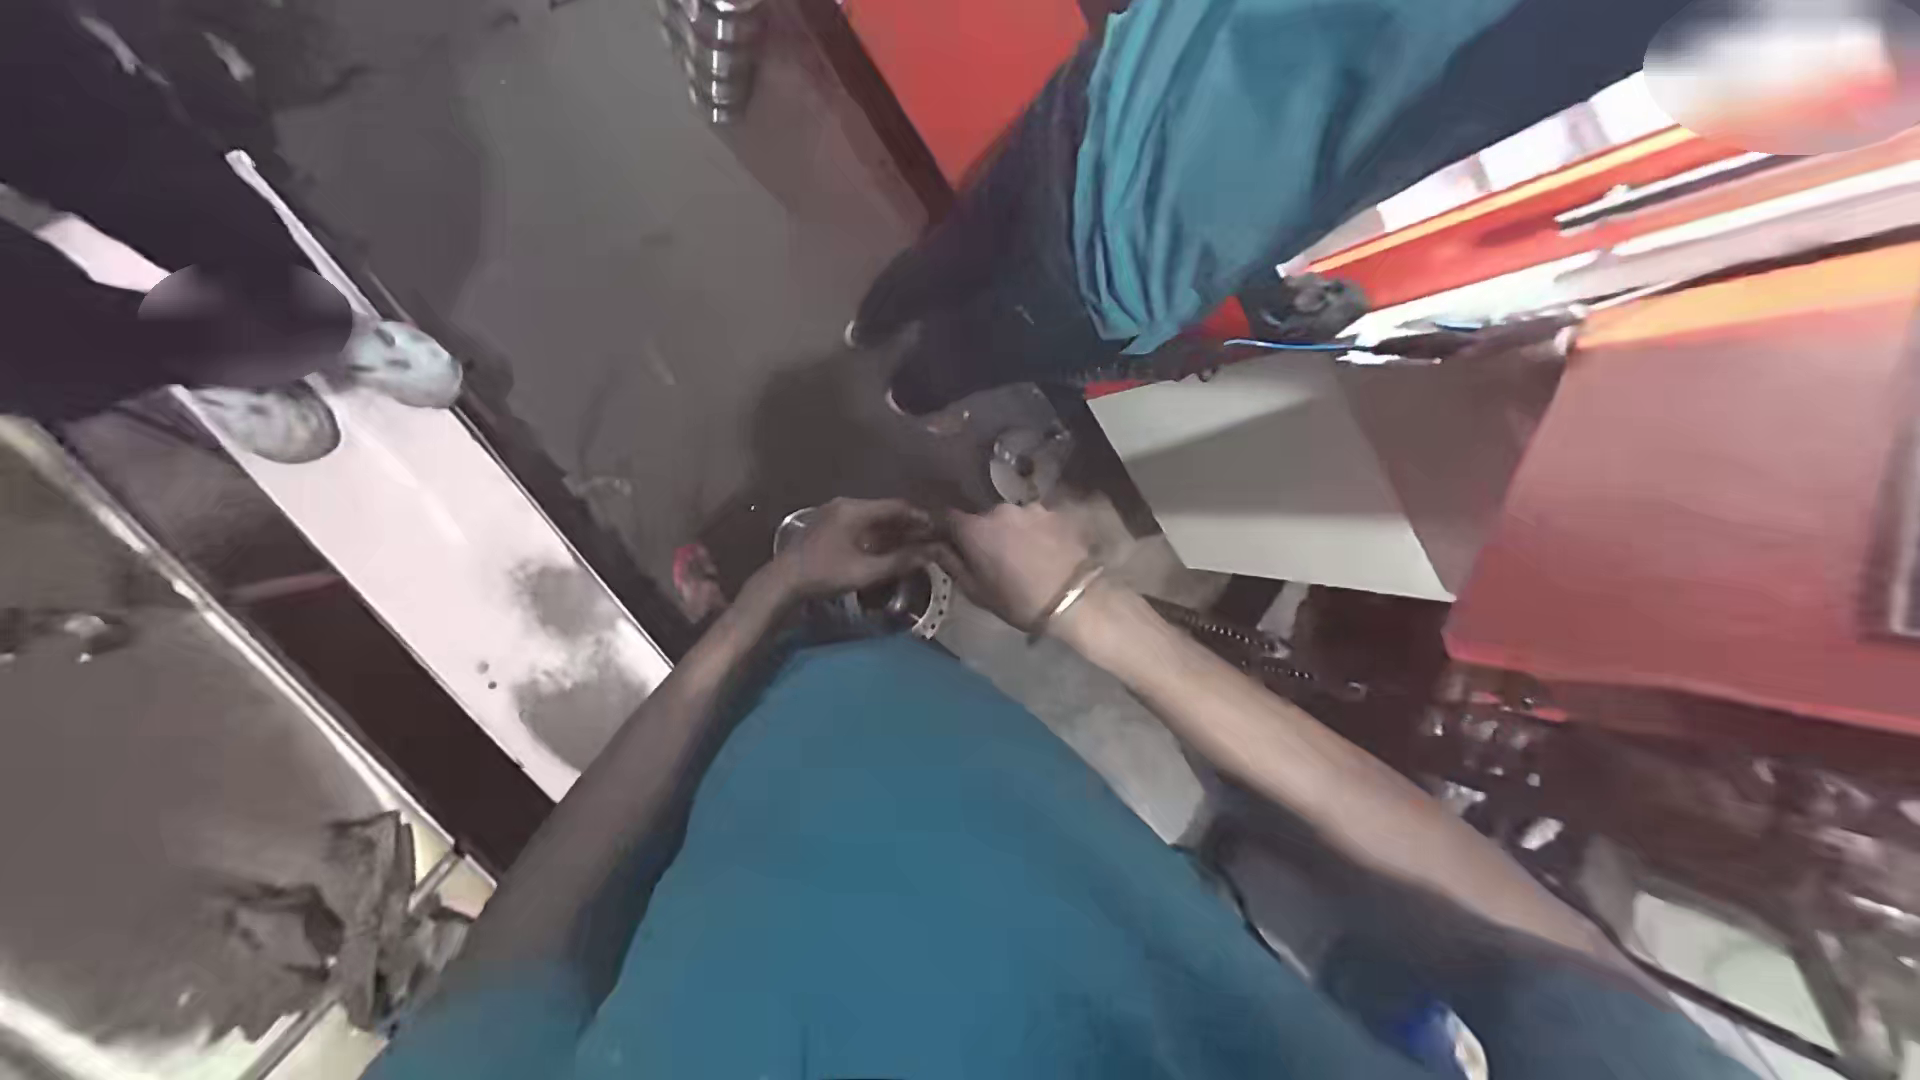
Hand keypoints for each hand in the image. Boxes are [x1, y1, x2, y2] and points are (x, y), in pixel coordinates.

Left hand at [759, 498, 943, 603]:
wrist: (782, 581)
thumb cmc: (824, 574)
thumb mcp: (865, 571)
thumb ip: (900, 562)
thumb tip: (930, 554)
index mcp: (854, 510)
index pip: (896, 506)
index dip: (919, 517)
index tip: (937, 528)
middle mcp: (845, 504)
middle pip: (885, 510)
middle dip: (908, 525)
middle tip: (928, 539)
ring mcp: (835, 513)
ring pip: (873, 518)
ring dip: (893, 530)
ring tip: (913, 545)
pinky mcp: (829, 525)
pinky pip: (861, 524)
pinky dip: (878, 534)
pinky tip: (888, 548)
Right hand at [940, 503, 1093, 631]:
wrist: (1075, 600)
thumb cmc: (1018, 602)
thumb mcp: (977, 591)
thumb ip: (951, 563)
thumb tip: (932, 545)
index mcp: (975, 529)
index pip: (948, 517)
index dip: (947, 529)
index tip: (950, 543)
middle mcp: (999, 510)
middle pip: (982, 517)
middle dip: (984, 533)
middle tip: (993, 558)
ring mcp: (1030, 508)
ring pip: (1011, 518)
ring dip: (1011, 532)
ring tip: (1023, 556)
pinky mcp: (1054, 513)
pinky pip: (1035, 519)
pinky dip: (1034, 531)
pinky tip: (1043, 551)